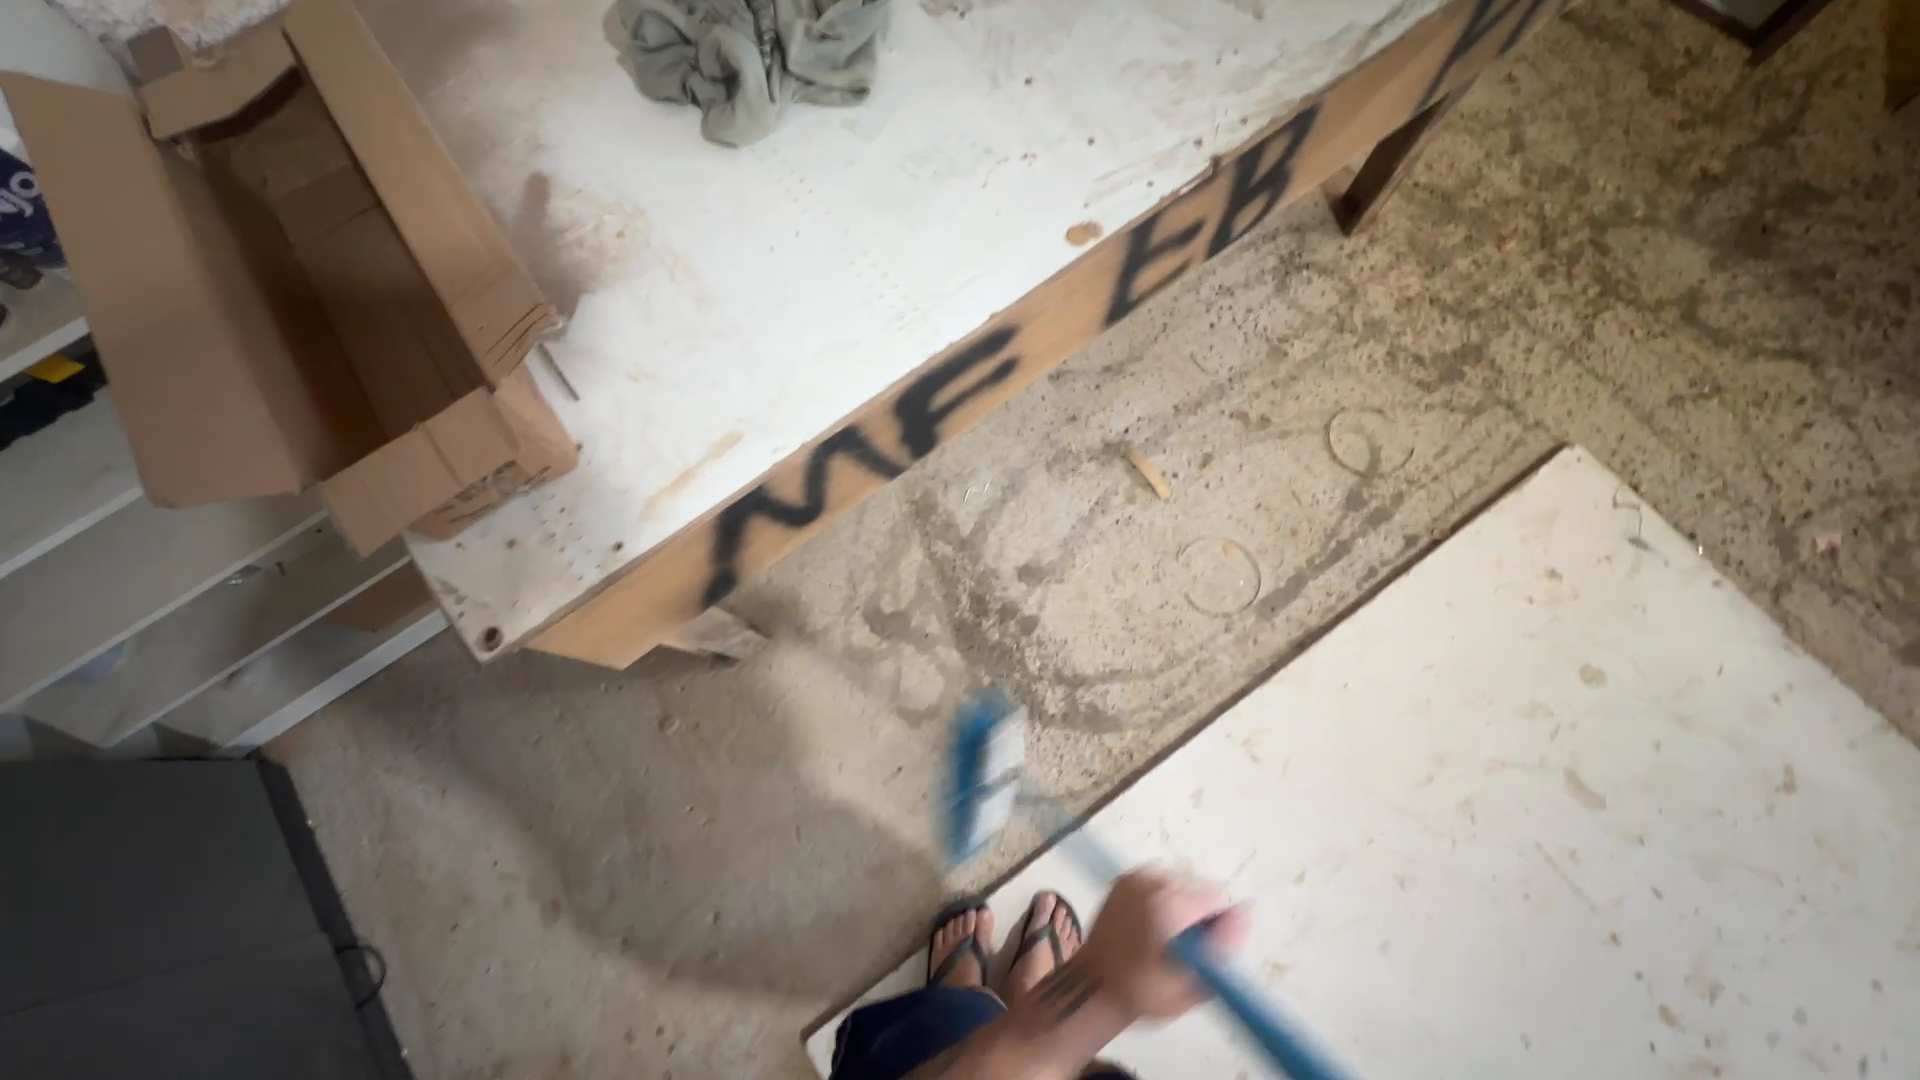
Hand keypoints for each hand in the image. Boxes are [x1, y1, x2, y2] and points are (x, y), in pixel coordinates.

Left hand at [1077, 868, 1248, 1020]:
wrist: (1094, 982)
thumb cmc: (1143, 992)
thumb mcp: (1191, 984)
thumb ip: (1223, 947)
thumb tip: (1247, 911)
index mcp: (1168, 904)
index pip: (1217, 897)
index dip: (1217, 924)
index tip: (1203, 947)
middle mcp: (1152, 881)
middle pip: (1198, 886)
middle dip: (1200, 913)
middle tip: (1183, 946)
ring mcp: (1136, 876)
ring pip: (1181, 882)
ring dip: (1183, 904)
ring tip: (1166, 936)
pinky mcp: (1125, 877)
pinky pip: (1161, 880)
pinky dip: (1164, 897)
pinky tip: (1152, 922)